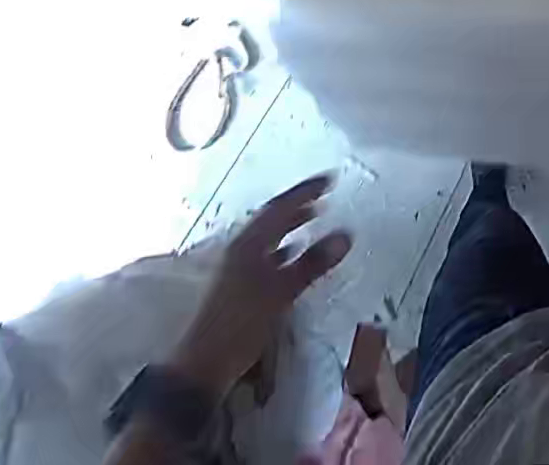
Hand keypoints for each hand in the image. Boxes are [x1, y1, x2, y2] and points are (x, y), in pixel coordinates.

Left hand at [167, 175, 353, 399]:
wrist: (202, 369)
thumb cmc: (241, 323)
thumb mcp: (282, 291)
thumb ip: (313, 262)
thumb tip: (346, 235)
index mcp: (248, 245)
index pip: (279, 208)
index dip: (305, 192)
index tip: (330, 180)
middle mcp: (240, 251)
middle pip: (271, 220)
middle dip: (298, 205)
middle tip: (324, 195)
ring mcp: (236, 269)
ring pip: (268, 237)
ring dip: (291, 225)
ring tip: (315, 216)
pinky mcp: (238, 287)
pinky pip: (266, 255)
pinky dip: (285, 247)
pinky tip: (296, 253)